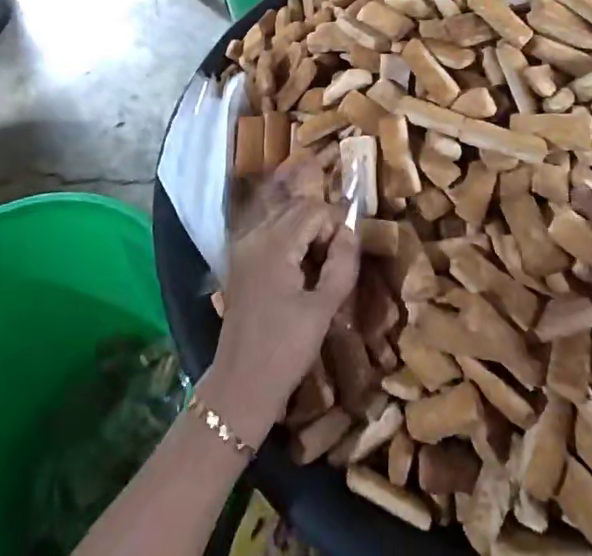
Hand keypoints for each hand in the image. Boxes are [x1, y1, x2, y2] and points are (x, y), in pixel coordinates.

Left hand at [208, 174, 360, 443]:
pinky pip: (269, 235)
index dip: (336, 226)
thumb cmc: (285, 349)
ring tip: (320, 269)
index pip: (313, 209)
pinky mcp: (239, 261)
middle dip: (321, 226)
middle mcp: (253, 235)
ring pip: (282, 219)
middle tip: (336, 262)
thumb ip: (341, 264)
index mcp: (274, 243)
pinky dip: (289, 243)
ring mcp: (243, 247)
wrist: (241, 383)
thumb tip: (351, 232)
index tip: (346, 256)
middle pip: (296, 208)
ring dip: (305, 233)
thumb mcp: (323, 308)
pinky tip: (299, 274)